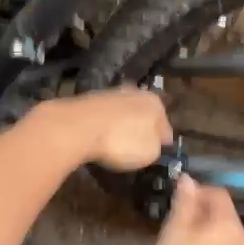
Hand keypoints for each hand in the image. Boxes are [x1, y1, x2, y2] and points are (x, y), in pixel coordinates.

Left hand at [33, 88, 172, 171]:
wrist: (77, 127)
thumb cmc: (121, 141)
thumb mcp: (150, 152)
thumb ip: (157, 146)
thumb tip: (155, 143)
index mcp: (155, 103)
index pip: (165, 125)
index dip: (163, 141)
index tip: (160, 152)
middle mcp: (135, 92)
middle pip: (144, 114)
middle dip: (143, 129)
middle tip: (139, 147)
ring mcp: (110, 93)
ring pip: (124, 113)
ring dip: (123, 126)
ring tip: (118, 144)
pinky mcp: (89, 99)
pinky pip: (104, 116)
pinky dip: (105, 125)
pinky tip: (101, 137)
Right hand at [154, 177, 243, 244]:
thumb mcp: (176, 232)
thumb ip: (184, 203)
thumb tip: (189, 179)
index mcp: (229, 223)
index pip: (218, 192)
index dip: (196, 192)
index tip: (176, 204)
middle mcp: (242, 236)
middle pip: (221, 211)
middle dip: (198, 211)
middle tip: (174, 226)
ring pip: (221, 229)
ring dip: (202, 228)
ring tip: (179, 243)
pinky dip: (208, 244)